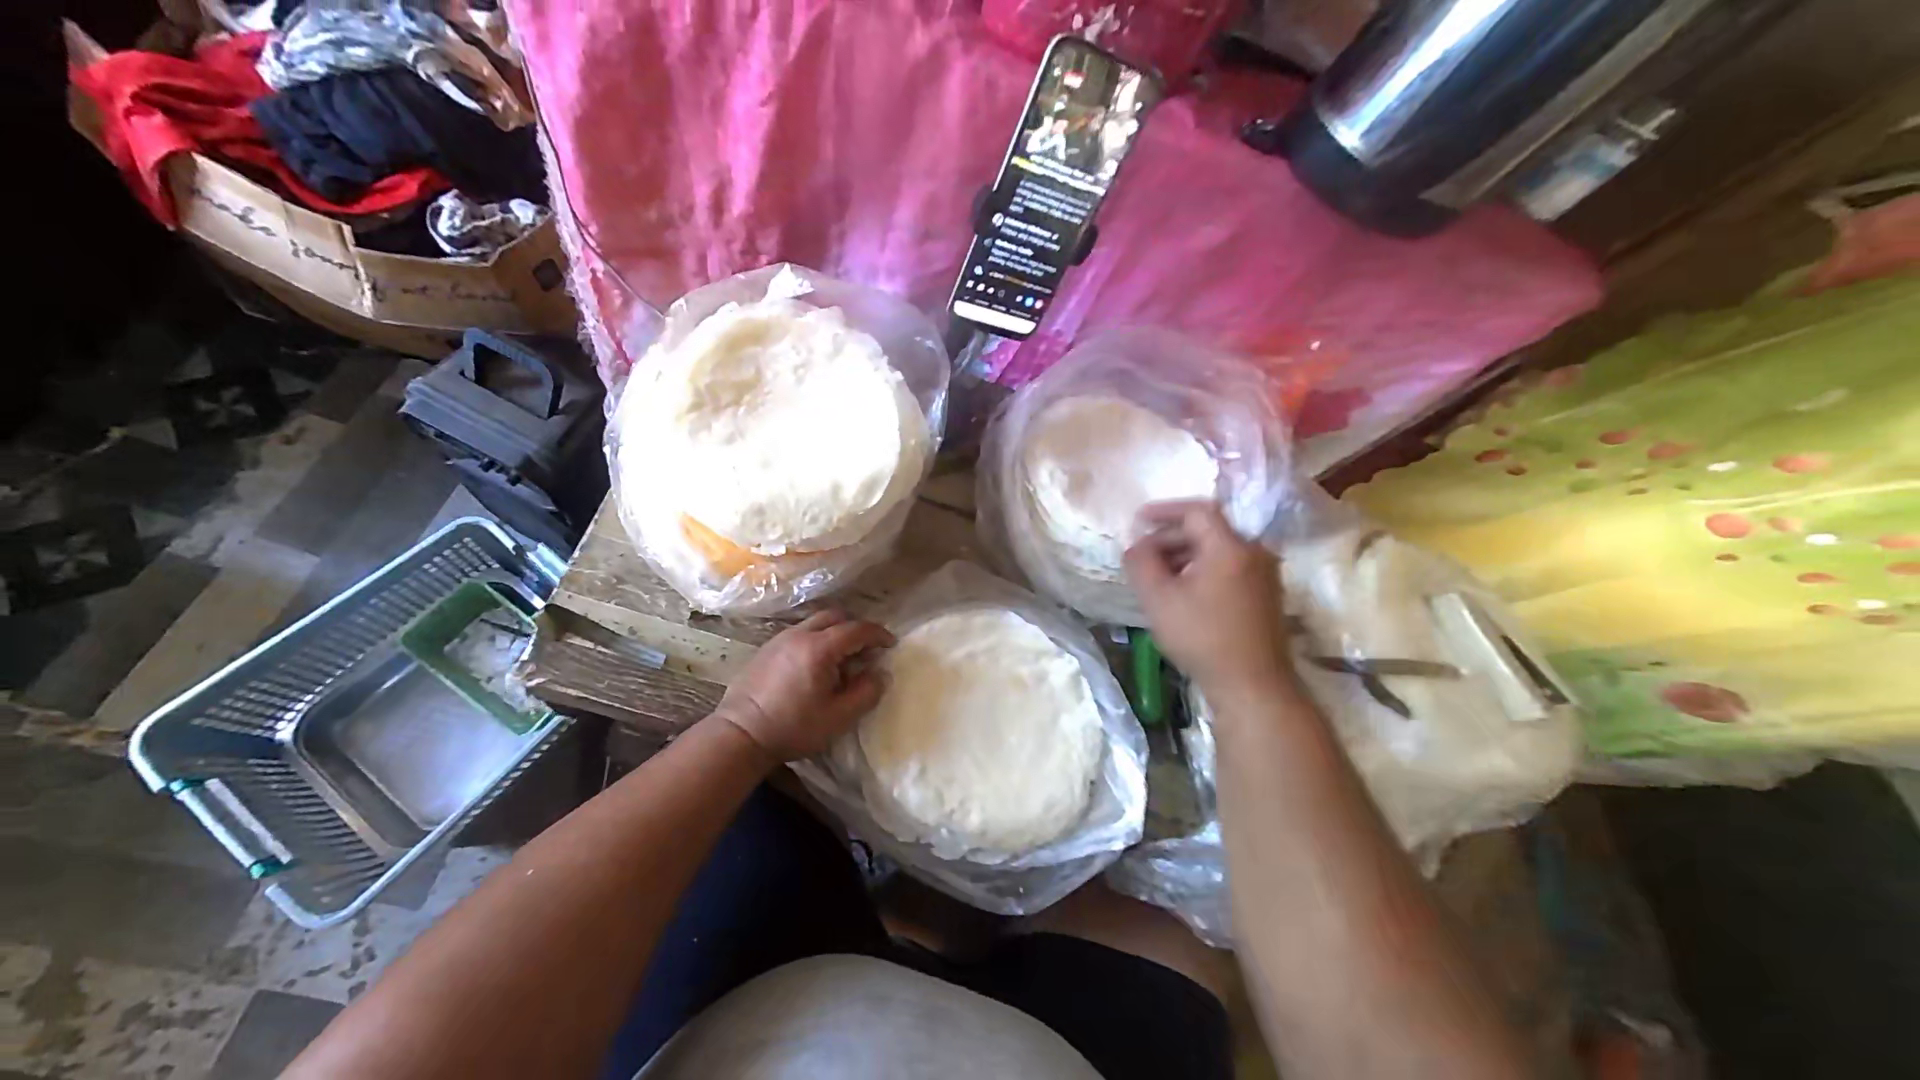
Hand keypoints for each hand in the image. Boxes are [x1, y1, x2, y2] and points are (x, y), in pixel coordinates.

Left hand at [713, 610, 893, 761]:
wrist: (740, 734)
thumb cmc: (793, 727)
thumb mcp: (839, 717)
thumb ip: (866, 693)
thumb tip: (881, 674)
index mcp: (820, 648)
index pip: (857, 629)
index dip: (878, 634)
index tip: (891, 644)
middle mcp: (800, 634)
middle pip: (835, 617)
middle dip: (856, 628)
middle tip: (867, 649)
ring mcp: (780, 639)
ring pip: (815, 623)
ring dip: (834, 632)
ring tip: (842, 658)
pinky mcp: (766, 649)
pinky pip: (799, 633)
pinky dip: (816, 639)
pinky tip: (816, 664)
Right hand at [1124, 501, 1291, 701]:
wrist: (1253, 686)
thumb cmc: (1202, 637)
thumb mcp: (1158, 599)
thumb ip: (1140, 563)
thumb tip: (1135, 545)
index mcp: (1231, 546)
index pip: (1196, 511)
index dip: (1164, 511)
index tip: (1138, 520)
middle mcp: (1254, 553)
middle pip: (1209, 530)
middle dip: (1171, 537)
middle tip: (1142, 554)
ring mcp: (1264, 575)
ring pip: (1219, 550)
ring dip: (1185, 555)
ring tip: (1158, 575)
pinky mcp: (1266, 596)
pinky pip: (1229, 568)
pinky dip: (1203, 570)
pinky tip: (1183, 593)